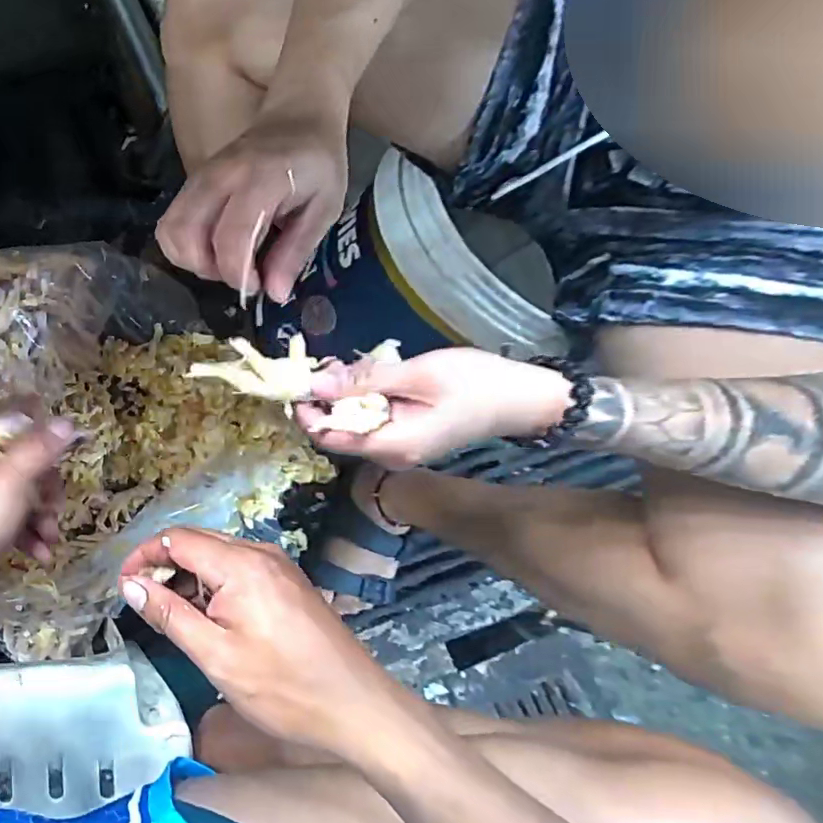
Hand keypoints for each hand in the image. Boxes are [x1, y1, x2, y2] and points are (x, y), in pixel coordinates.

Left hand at [0, 420, 73, 605]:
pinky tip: (42, 555)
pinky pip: (18, 530)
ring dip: (44, 520)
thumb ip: (40, 448)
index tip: (63, 457)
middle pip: (29, 472)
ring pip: (27, 503)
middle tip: (56, 507)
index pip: (20, 435)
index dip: (43, 444)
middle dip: (48, 492)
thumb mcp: (12, 475)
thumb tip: (67, 421)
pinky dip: (32, 540)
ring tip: (50, 538)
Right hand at [118, 528, 407, 761]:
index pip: (177, 539)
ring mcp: (278, 566)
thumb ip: (170, 615)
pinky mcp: (288, 582)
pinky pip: (240, 568)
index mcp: (240, 564)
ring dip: (189, 576)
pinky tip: (208, 614)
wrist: (357, 706)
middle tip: (142, 601)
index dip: (144, 556)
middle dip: (164, 565)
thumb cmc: (283, 687)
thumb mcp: (215, 656)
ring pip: (218, 555)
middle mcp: (260, 553)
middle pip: (198, 542)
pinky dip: (215, 584)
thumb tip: (131, 586)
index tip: (123, 584)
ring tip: (171, 613)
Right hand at [156, 110, 348, 304]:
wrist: (297, 115)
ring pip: (170, 232)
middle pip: (187, 236)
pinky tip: (211, 249)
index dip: (238, 274)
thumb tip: (275, 294)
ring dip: (192, 260)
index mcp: (261, 179)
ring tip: (224, 262)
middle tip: (239, 273)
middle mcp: (220, 176)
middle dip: (209, 270)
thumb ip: (296, 251)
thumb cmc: (317, 163)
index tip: (257, 286)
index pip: (232, 237)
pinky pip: (170, 224)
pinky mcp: (189, 183)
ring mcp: (199, 177)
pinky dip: (184, 248)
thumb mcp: (324, 209)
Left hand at [294, 348, 572, 467]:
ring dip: (341, 398)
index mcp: (390, 446)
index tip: (296, 382)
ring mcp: (399, 449)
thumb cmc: (476, 383)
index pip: (328, 438)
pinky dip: (361, 400)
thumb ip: (363, 380)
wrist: (526, 398)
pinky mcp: (408, 436)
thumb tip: (314, 384)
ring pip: (354, 425)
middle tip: (318, 367)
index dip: (307, 413)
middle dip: (323, 401)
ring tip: (337, 367)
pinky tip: (362, 376)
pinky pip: (372, 421)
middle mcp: (389, 456)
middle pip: (338, 433)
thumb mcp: (417, 374)